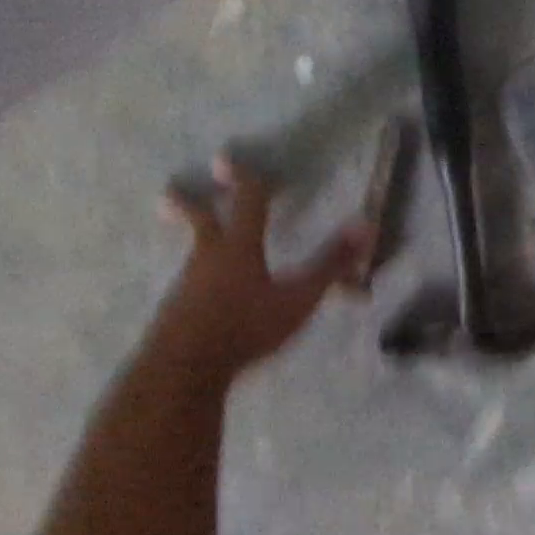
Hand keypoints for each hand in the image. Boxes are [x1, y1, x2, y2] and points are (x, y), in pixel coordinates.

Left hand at [154, 157, 371, 379]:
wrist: (178, 377)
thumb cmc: (244, 329)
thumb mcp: (298, 298)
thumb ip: (332, 263)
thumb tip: (367, 225)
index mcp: (238, 248)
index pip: (246, 203)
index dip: (242, 179)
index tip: (225, 157)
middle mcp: (207, 260)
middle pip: (200, 225)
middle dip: (189, 206)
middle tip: (168, 193)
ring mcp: (186, 288)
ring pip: (196, 256)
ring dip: (200, 243)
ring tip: (206, 243)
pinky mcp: (175, 316)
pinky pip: (191, 285)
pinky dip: (199, 277)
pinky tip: (205, 293)